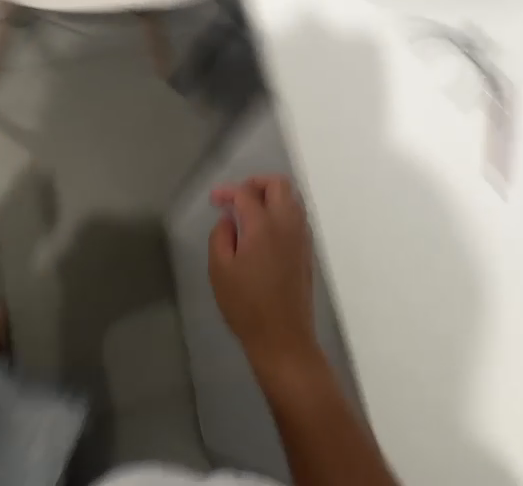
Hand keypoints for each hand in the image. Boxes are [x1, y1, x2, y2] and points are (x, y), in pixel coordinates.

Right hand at [208, 175, 319, 370]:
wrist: (284, 339)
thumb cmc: (246, 306)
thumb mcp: (220, 270)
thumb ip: (220, 236)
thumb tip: (228, 219)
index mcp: (263, 226)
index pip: (246, 193)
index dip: (227, 191)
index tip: (214, 200)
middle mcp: (287, 224)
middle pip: (279, 185)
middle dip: (256, 183)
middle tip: (237, 198)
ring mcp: (301, 237)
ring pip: (293, 199)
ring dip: (272, 196)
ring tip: (250, 211)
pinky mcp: (307, 252)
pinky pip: (298, 217)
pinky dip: (282, 211)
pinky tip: (265, 230)